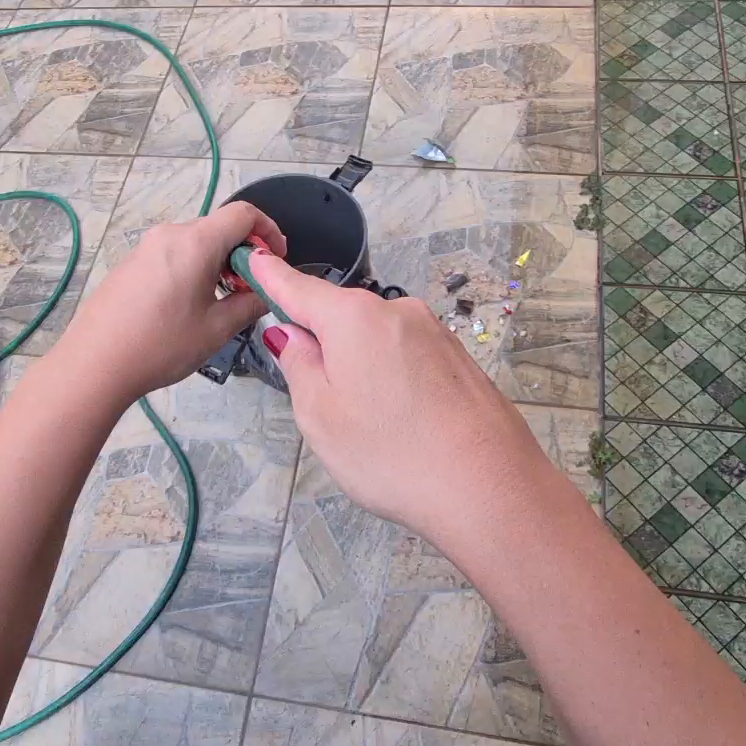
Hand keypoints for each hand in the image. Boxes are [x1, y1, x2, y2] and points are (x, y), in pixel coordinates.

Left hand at [56, 202, 284, 401]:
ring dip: (219, 263)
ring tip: (223, 302)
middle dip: (244, 253)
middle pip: (220, 228)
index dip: (268, 231)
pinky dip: (195, 269)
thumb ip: (251, 303)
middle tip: (253, 290)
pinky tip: (190, 306)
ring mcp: (146, 247)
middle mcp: (170, 234)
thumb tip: (267, 292)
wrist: (94, 364)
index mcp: (195, 242)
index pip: (243, 214)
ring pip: (197, 242)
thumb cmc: (160, 345)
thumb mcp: (217, 329)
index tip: (277, 259)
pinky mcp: (132, 263)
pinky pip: (175, 254)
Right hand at [245, 252, 558, 537]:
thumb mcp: (321, 416)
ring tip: (372, 426)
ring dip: (362, 367)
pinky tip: (405, 423)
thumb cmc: (391, 454)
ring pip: (377, 340)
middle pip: (342, 317)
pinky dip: (395, 379)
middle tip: (324, 402)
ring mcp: (435, 332)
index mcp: (355, 317)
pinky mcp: (459, 358)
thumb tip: (291, 334)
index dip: (273, 278)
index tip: (256, 258)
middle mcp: (398, 311)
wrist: (489, 486)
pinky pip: (409, 357)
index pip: (300, 289)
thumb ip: (299, 365)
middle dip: (324, 346)